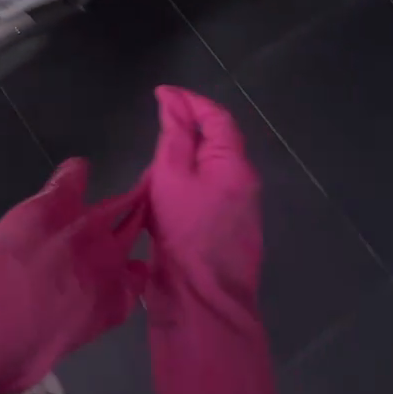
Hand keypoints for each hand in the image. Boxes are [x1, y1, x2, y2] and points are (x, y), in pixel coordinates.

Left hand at [0, 157, 150, 393]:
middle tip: (137, 220)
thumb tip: (40, 323)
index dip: (130, 274)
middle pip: (128, 240)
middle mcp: (105, 265)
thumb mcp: (47, 346)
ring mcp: (83, 229)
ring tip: (128, 196)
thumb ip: (56, 325)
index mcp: (107, 307)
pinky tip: (79, 168)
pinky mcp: (53, 202)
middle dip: (131, 231)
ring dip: (117, 204)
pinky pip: (72, 179)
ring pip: (111, 209)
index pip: (131, 287)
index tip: (131, 269)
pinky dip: (75, 174)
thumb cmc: (20, 345)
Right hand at [142, 86, 262, 322]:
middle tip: (151, 129)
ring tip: (150, 169)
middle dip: (183, 132)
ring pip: (205, 170)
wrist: (201, 301)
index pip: (217, 118)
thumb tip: (172, 98)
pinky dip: (181, 186)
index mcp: (235, 166)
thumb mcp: (171, 172)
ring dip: (179, 162)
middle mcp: (243, 184)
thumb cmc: (184, 230)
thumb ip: (174, 132)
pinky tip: (159, 199)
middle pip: (213, 143)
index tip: (160, 92)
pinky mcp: (223, 230)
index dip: (190, 100)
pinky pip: (202, 194)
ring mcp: (236, 210)